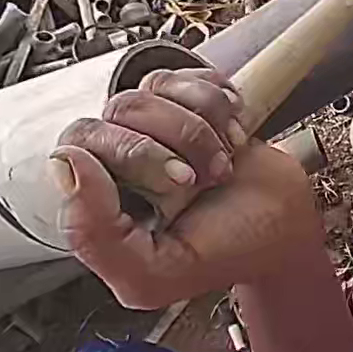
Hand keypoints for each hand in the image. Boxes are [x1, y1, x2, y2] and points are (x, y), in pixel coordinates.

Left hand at [52, 68, 323, 308]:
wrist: (288, 224)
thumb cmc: (228, 250)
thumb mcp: (156, 275)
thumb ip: (93, 237)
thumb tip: (64, 165)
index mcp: (99, 199)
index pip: (83, 143)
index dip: (138, 157)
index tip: (182, 186)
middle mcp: (121, 157)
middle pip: (122, 109)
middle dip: (178, 142)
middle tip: (206, 178)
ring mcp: (156, 124)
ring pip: (156, 89)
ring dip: (203, 126)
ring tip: (223, 162)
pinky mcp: (190, 102)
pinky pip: (189, 76)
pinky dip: (218, 103)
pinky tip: (232, 134)